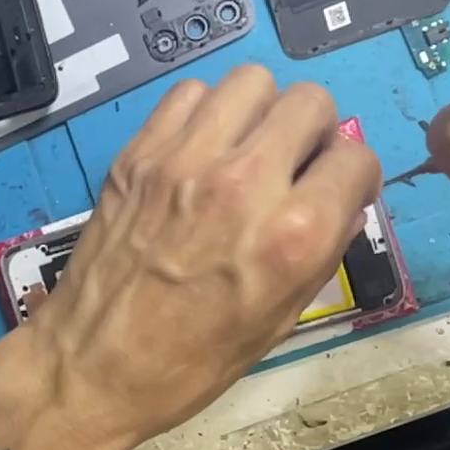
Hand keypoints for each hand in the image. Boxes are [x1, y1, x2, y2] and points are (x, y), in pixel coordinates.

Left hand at [0, 65, 379, 449]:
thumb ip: (322, 248)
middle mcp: (243, 182)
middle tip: (292, 164)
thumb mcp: (281, 321)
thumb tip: (343, 195)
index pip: (355, 157)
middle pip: (309, 102)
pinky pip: (188, 94)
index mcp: (292, 235)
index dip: (351, 176)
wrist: (94, 367)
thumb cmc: (193, 362)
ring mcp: (184, 161)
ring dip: (261, 112)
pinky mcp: (137, 154)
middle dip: (313, 132)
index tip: (333, 190)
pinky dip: (204, 113)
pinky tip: (198, 150)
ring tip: (245, 149)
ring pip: (250, 82)